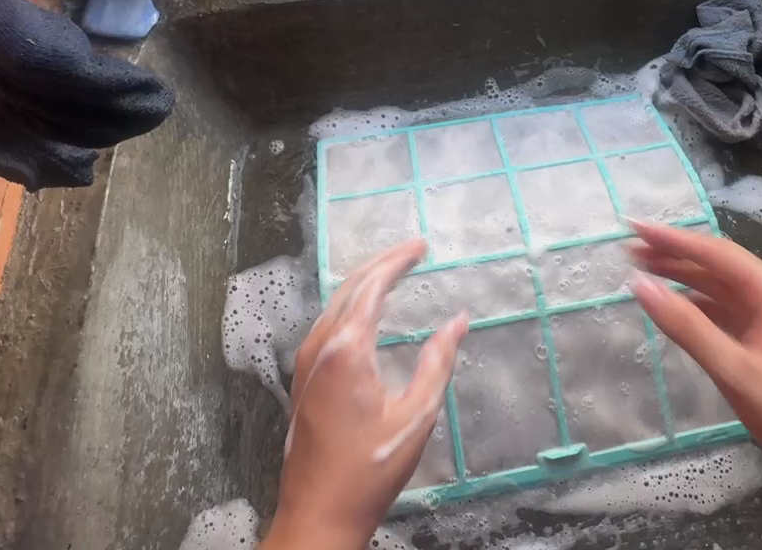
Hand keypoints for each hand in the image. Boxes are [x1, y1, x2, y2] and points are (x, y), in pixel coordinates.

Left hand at [264, 239, 466, 549]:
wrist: (317, 515)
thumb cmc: (369, 470)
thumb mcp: (416, 417)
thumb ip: (438, 362)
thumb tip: (458, 321)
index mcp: (346, 349)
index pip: (373, 285)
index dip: (397, 260)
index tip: (421, 246)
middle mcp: (320, 346)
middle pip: (351, 285)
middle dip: (383, 261)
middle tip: (413, 249)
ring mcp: (307, 360)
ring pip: (336, 300)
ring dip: (366, 279)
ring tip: (396, 269)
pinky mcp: (303, 375)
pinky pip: (328, 320)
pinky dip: (353, 301)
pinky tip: (368, 307)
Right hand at [624, 220, 761, 475]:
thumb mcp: (735, 372)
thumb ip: (686, 327)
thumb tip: (639, 285)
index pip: (715, 252)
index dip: (671, 238)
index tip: (634, 226)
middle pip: (716, 263)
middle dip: (672, 253)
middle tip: (629, 246)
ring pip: (719, 284)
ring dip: (682, 275)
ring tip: (641, 267)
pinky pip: (726, 307)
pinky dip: (696, 301)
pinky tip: (672, 302)